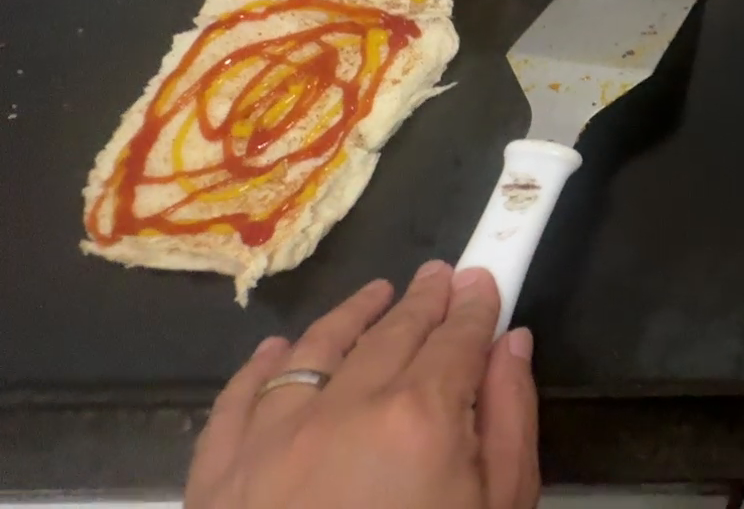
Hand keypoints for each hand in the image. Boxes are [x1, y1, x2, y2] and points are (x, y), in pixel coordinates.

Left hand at [186, 262, 538, 508]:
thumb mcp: (503, 502)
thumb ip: (511, 414)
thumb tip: (511, 342)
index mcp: (425, 416)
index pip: (459, 334)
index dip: (476, 302)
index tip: (484, 278)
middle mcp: (346, 413)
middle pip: (394, 332)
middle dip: (425, 297)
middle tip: (441, 274)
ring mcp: (271, 446)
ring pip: (317, 352)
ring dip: (354, 314)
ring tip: (377, 293)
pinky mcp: (214, 487)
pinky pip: (234, 407)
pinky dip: (261, 369)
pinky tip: (282, 349)